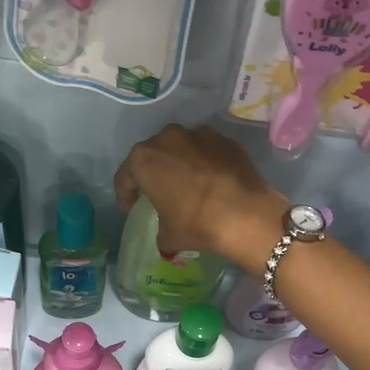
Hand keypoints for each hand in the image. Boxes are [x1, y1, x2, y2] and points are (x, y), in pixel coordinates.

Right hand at [114, 124, 286, 267]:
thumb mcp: (169, 236)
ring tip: (188, 185)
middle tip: (158, 193)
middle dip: (153, 173)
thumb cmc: (196, 223)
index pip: (125, 176)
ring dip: (180, 164)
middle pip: (153, 155)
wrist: (245, 214)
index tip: (129, 209)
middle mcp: (168, 137)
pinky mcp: (225, 140)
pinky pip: (207, 151)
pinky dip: (205, 163)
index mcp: (144, 158)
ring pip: (182, 148)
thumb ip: (160, 231)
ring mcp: (199, 134)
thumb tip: (166, 235)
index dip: (125, 194)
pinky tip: (212, 182)